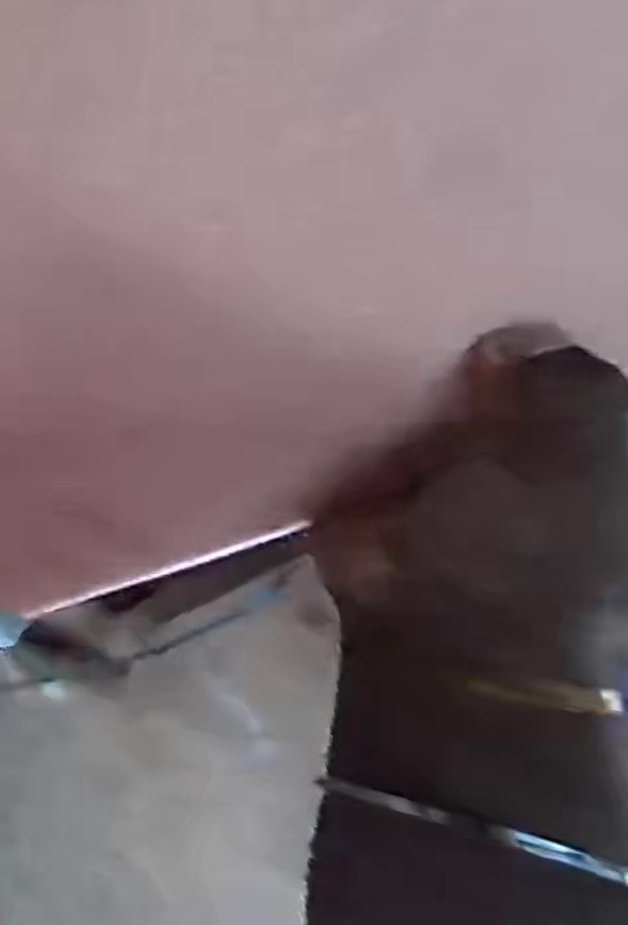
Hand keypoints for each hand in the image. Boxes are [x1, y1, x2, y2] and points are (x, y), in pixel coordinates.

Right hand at [308, 324, 627, 688]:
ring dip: (401, 390)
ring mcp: (447, 474)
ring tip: (365, 337)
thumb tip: (517, 332)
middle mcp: (525, 454)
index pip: (576, 382)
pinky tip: (329, 388)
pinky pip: (364, 444)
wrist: (433, 617)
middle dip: (469, 360)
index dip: (552, 347)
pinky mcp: (379, 491)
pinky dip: (349, 425)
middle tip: (426, 308)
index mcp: (594, 448)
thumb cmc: (534, 545)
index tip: (511, 307)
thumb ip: (560, 390)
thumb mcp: (576, 459)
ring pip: (426, 413)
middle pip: (498, 389)